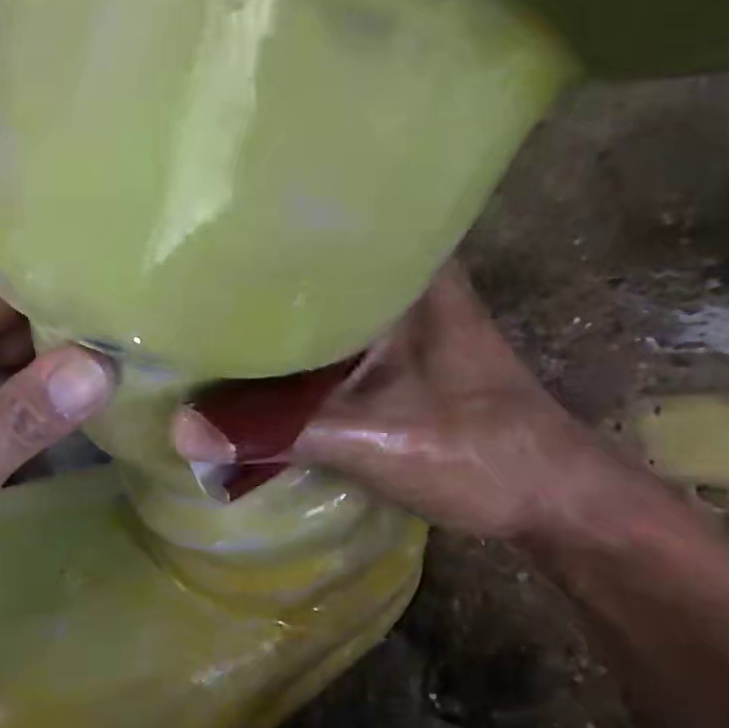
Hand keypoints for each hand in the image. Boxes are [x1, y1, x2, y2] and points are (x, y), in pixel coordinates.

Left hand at [0, 282, 114, 674]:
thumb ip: (25, 418)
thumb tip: (104, 363)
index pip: (9, 294)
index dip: (72, 300)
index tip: (137, 316)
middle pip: (13, 328)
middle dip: (75, 340)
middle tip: (152, 351)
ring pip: (7, 368)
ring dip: (60, 377)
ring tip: (137, 375)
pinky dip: (35, 410)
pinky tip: (87, 416)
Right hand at [175, 262, 652, 541]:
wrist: (548, 500)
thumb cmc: (480, 453)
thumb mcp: (375, 440)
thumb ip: (280, 433)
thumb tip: (181, 431)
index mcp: (413, 271)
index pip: (327, 226)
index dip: (262, 230)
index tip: (199, 232)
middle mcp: (406, 283)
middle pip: (315, 269)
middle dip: (255, 279)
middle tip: (180, 278)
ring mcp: (402, 324)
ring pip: (321, 310)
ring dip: (273, 322)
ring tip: (199, 315)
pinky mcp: (396, 363)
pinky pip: (330, 345)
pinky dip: (293, 356)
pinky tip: (249, 366)